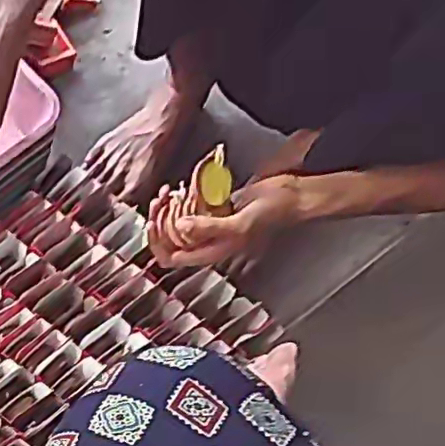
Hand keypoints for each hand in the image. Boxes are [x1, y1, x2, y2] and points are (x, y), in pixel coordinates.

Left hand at [153, 175, 304, 270]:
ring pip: (175, 223)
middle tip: (161, 199)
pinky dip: (180, 199)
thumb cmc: (272, 214)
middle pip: (168, 239)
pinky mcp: (212, 209)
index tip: (153, 221)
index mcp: (209, 252)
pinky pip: (187, 208)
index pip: (170, 258)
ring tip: (168, 191)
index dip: (157, 244)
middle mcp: (205, 242)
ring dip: (167, 208)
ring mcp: (208, 226)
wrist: (291, 196)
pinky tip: (178, 187)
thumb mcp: (240, 223)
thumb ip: (210, 228)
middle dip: (160, 220)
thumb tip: (182, 227)